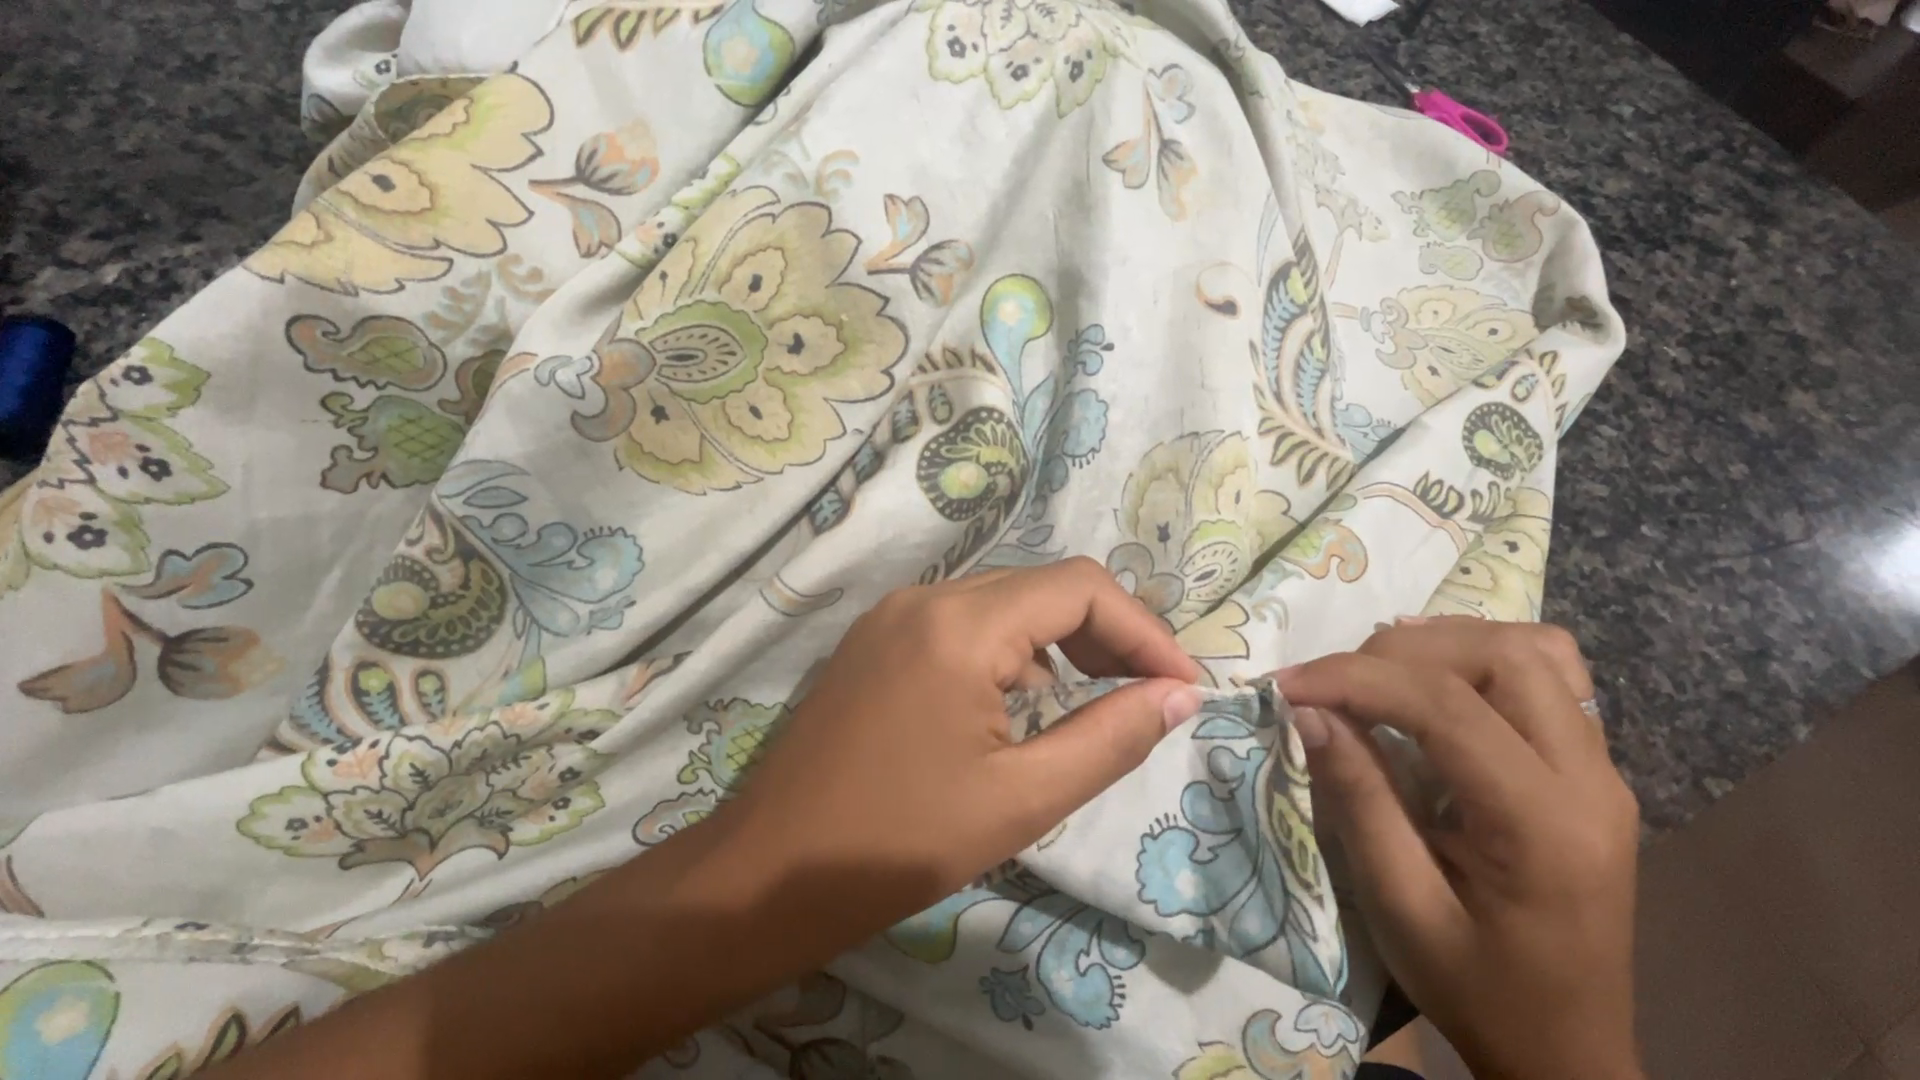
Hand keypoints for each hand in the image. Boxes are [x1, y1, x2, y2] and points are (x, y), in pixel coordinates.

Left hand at [716, 556, 1204, 939]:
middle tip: (1149, 695)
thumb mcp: (1022, 799)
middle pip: (1041, 587)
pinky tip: (1019, 704)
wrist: (768, 874)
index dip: (1144, 630)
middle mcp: (924, 598)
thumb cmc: (898, 843)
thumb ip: (1110, 738)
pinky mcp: (872, 644)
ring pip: (1001, 604)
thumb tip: (1179, 695)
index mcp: (961, 624)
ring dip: (1058, 643)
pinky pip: (960, 625)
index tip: (1182, 687)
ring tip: (1094, 701)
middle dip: (1107, 635)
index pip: (1080, 587)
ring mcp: (890, 617)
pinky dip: (1008, 653)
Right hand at [1277, 617, 1642, 1079]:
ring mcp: (1604, 769)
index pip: (1447, 706)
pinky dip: (1486, 656)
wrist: (1566, 1046)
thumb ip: (1358, 799)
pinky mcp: (1594, 769)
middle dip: (1401, 652)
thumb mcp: (1398, 905)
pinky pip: (1553, 675)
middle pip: (1503, 657)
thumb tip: (1308, 711)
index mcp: (1543, 824)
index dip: (1355, 678)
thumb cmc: (1474, 987)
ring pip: (1535, 650)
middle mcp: (1591, 780)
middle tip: (1333, 684)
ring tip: (1378, 672)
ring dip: (1447, 643)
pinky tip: (1438, 679)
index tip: (1285, 685)